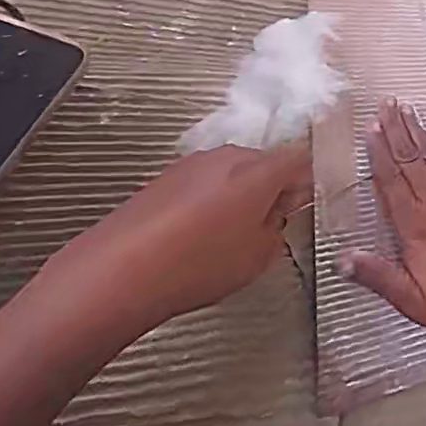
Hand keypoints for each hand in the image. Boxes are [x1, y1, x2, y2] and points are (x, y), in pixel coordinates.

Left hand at [44, 142, 310, 328]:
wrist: (120, 269)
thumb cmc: (198, 264)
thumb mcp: (257, 257)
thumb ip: (277, 227)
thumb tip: (275, 213)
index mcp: (260, 170)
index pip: (299, 159)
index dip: (305, 182)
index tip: (298, 208)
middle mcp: (230, 155)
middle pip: (265, 162)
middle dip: (271, 189)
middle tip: (265, 227)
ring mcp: (195, 162)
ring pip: (233, 171)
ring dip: (238, 194)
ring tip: (225, 236)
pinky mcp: (167, 175)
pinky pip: (204, 180)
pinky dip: (209, 199)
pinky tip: (194, 234)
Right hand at [341, 100, 425, 344]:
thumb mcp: (413, 299)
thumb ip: (377, 275)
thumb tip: (343, 259)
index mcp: (415, 223)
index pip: (390, 179)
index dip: (379, 152)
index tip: (370, 129)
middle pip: (409, 157)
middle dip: (394, 129)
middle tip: (385, 104)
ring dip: (416, 129)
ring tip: (405, 108)